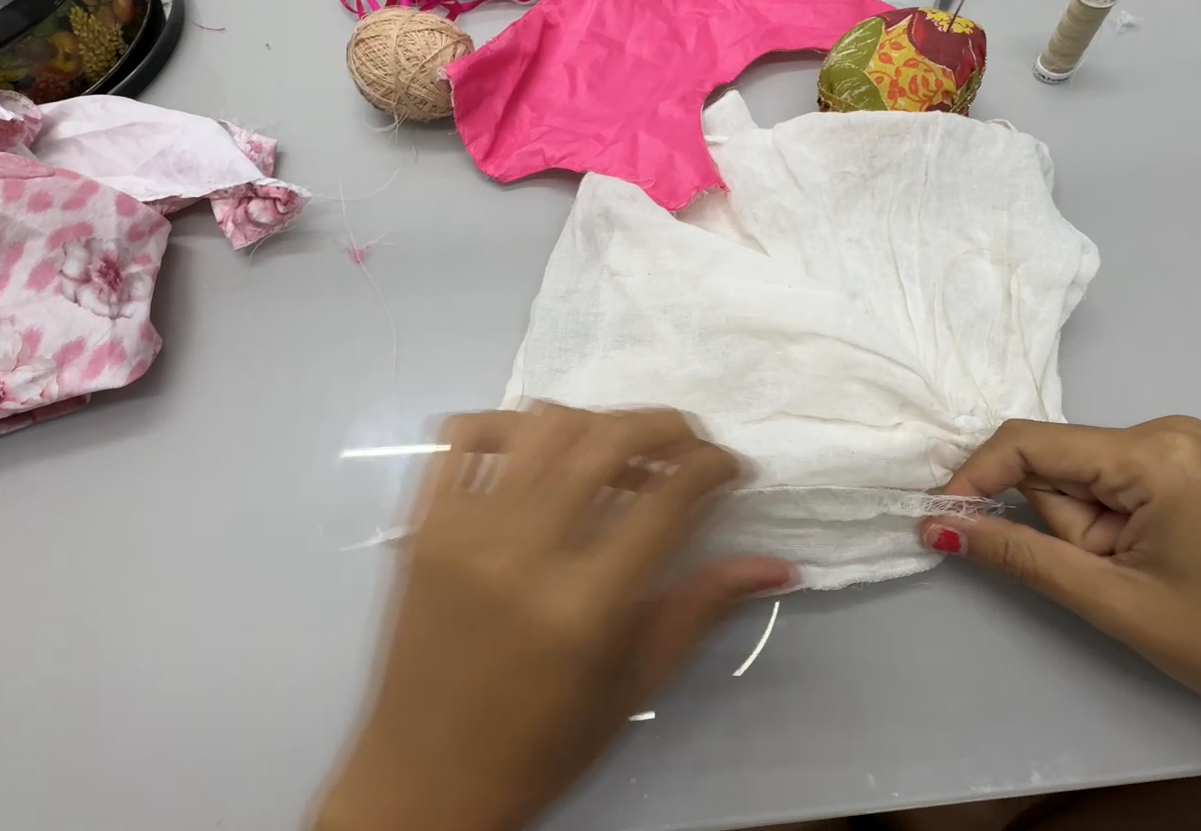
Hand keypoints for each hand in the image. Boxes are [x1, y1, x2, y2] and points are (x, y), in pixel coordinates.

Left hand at [314, 405, 795, 830]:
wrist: (423, 777)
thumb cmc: (540, 743)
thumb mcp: (633, 686)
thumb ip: (702, 608)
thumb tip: (778, 563)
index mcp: (586, 605)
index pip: (669, 497)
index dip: (713, 466)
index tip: (730, 467)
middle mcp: (523, 551)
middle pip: (609, 440)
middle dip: (666, 426)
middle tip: (687, 443)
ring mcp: (464, 528)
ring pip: (542, 423)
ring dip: (594, 422)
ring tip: (615, 452)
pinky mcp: (423, 522)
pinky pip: (462, 433)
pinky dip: (507, 423)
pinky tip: (534, 450)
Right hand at [920, 417, 1200, 829]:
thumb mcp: (1111, 600)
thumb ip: (1016, 553)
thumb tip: (936, 526)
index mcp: (1154, 452)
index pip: (1028, 444)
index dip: (973, 479)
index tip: (938, 522)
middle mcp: (1165, 432)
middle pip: (1053, 460)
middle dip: (1049, 518)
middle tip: (1096, 574)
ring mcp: (1178, 449)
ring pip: (1074, 475)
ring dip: (1075, 527)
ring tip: (1131, 576)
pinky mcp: (1183, 471)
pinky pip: (1103, 484)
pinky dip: (1096, 523)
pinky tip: (1137, 561)